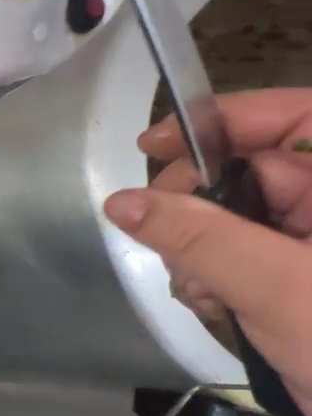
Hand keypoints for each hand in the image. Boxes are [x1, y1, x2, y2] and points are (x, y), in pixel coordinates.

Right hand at [103, 89, 311, 413]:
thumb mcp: (284, 293)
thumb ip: (200, 239)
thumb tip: (121, 202)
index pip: (304, 115)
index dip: (231, 119)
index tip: (156, 146)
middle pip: (271, 167)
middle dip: (206, 201)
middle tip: (171, 244)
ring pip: (259, 212)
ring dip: (210, 245)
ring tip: (205, 291)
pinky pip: (266, 246)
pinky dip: (229, 267)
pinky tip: (221, 299)